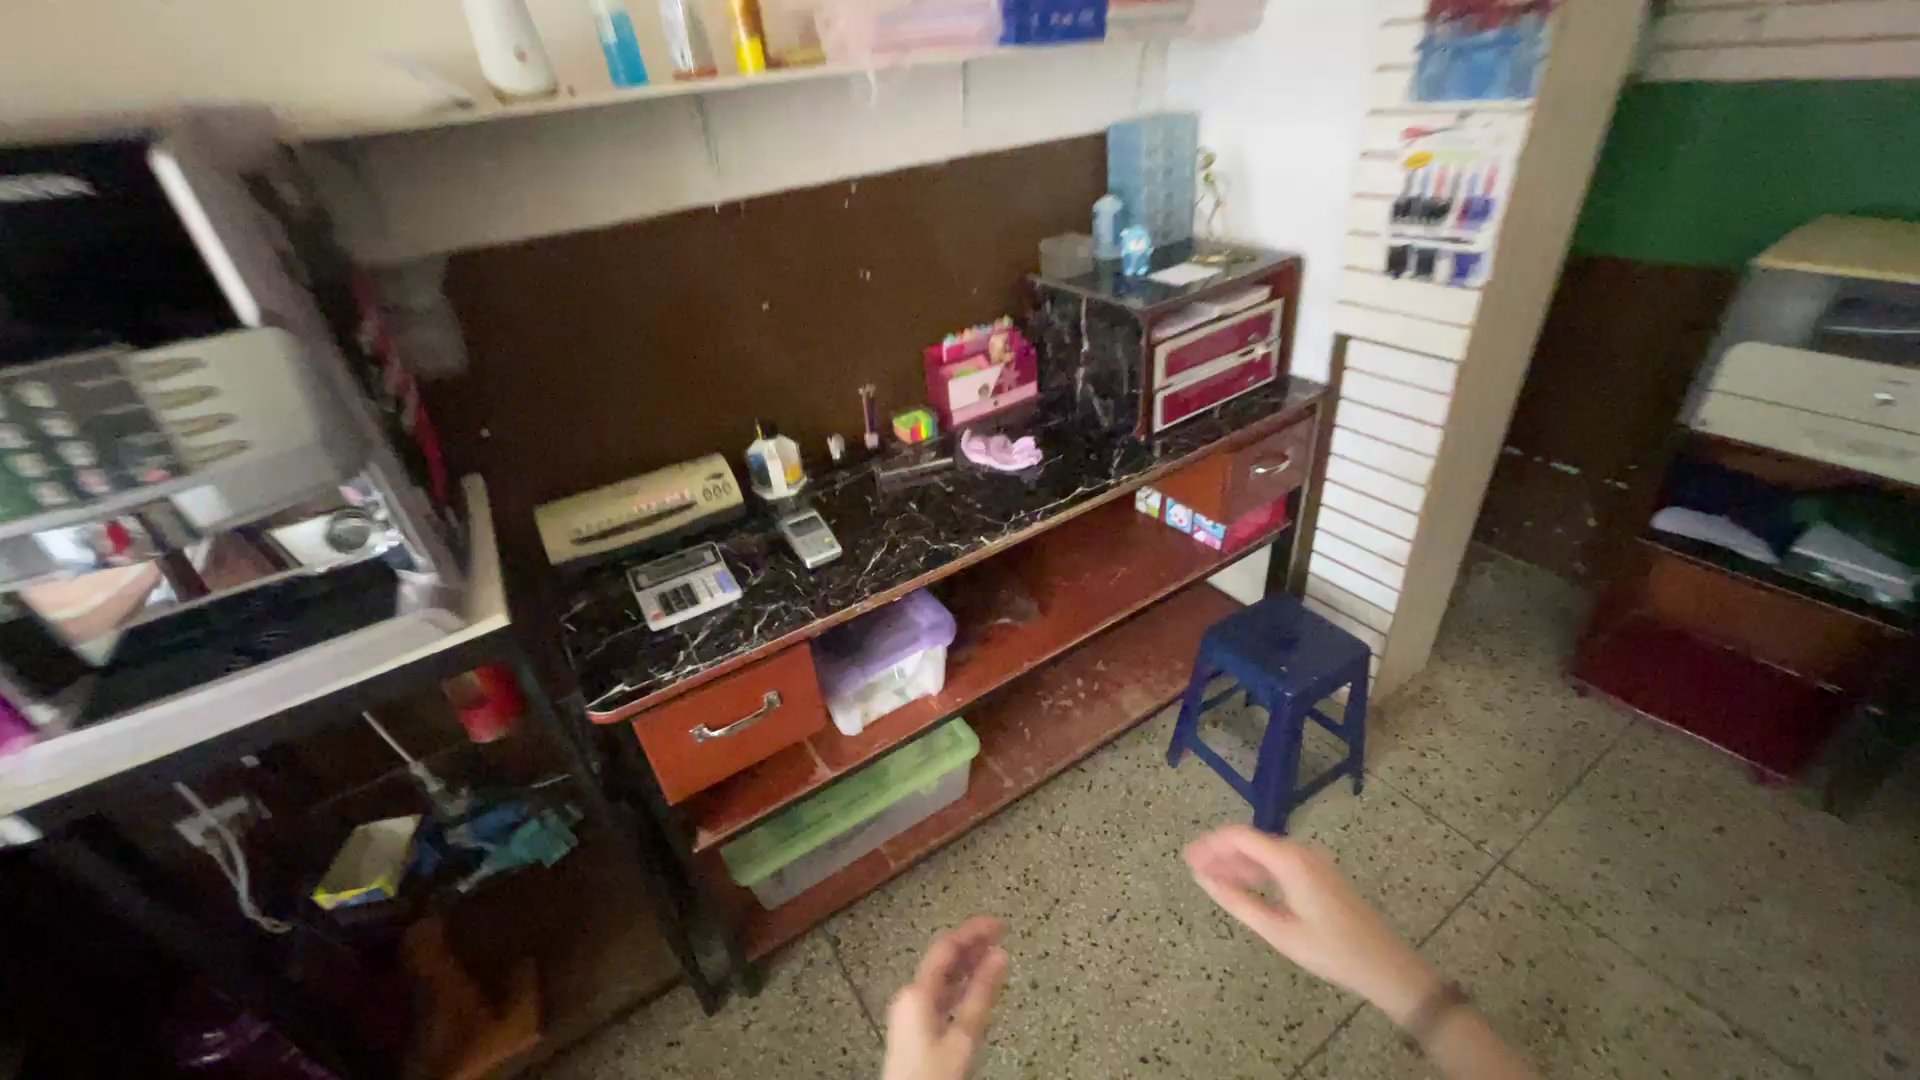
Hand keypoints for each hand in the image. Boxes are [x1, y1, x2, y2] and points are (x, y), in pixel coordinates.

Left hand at [882, 916, 1009, 1079]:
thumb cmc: (933, 1077)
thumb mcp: (963, 1038)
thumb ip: (981, 994)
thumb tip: (1000, 955)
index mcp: (916, 992)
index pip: (947, 946)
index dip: (974, 930)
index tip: (1000, 923)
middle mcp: (910, 996)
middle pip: (943, 959)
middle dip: (972, 943)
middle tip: (1001, 933)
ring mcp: (911, 1012)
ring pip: (942, 977)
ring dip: (968, 964)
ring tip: (994, 953)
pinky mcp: (915, 1028)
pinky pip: (940, 995)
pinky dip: (960, 987)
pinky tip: (976, 987)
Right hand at [1185, 826, 1442, 1024]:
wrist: (1387, 966)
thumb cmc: (1331, 950)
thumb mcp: (1278, 931)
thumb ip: (1238, 901)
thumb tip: (1204, 879)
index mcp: (1289, 860)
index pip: (1239, 836)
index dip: (1210, 844)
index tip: (1188, 857)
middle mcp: (1300, 852)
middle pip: (1250, 841)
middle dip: (1220, 853)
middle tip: (1194, 868)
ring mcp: (1312, 861)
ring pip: (1263, 853)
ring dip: (1236, 863)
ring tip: (1211, 878)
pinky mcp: (1319, 874)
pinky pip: (1278, 863)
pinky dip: (1256, 871)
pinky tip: (1242, 886)